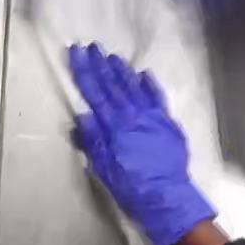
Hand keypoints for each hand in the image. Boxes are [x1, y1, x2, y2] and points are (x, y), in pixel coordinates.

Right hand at [69, 43, 215, 244]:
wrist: (168, 198)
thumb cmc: (131, 187)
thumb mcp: (104, 169)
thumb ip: (93, 141)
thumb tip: (82, 116)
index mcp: (114, 127)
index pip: (95, 92)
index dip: (84, 71)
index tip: (76, 52)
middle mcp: (133, 116)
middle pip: (113, 84)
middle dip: (101, 64)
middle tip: (92, 46)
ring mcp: (153, 117)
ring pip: (134, 87)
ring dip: (122, 70)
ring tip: (112, 56)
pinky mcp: (168, 123)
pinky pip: (158, 98)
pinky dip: (150, 84)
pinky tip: (144, 73)